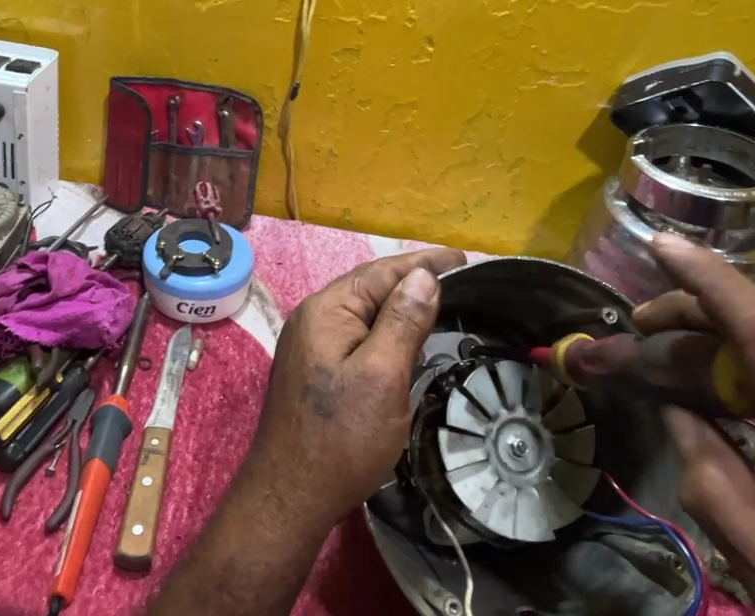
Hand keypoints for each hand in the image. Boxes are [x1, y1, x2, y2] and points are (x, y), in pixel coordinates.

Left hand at [242, 246, 466, 530]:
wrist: (291, 495)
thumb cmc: (341, 438)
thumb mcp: (382, 376)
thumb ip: (402, 322)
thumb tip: (423, 275)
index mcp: (327, 310)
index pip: (381, 272)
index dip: (423, 263)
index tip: (463, 258)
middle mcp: (314, 317)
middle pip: (370, 287)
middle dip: (413, 279)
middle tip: (459, 276)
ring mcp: (311, 344)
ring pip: (364, 311)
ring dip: (400, 303)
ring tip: (440, 299)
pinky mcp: (317, 368)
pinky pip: (357, 333)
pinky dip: (385, 328)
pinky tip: (406, 335)